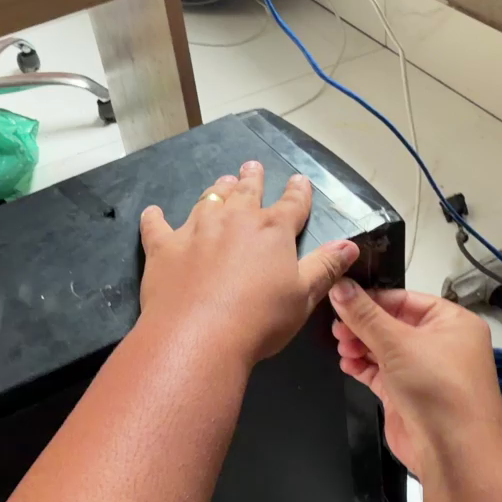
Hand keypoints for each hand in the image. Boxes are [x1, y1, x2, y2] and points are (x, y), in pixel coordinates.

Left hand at [138, 161, 360, 367]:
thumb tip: (349, 244)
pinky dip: (154, 218)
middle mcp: (234, 220)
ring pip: (208, 200)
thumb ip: (325, 267)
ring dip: (216, 190)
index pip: (292, 205)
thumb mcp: (303, 296)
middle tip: (252, 166)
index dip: (298, 192)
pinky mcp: (164, 246)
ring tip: (220, 182)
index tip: (299, 180)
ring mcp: (195, 230)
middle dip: (252, 178)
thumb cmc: (260, 319)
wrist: (199, 335)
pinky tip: (152, 212)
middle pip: (246, 192)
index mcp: (272, 231)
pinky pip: (156, 226)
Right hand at [328, 282, 501, 473]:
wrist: (454, 453)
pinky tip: (347, 364)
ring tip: (342, 346)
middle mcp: (439, 344)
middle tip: (338, 328)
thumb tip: (340, 286)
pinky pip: (379, 372)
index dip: (371, 299)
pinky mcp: (406, 394)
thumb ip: (364, 315)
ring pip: (382, 348)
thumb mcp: (398, 343)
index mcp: (451, 322)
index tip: (340, 298)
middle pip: (390, 323)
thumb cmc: (440, 390)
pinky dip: (361, 366)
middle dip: (362, 325)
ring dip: (359, 345)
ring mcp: (422, 370)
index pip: (403, 299)